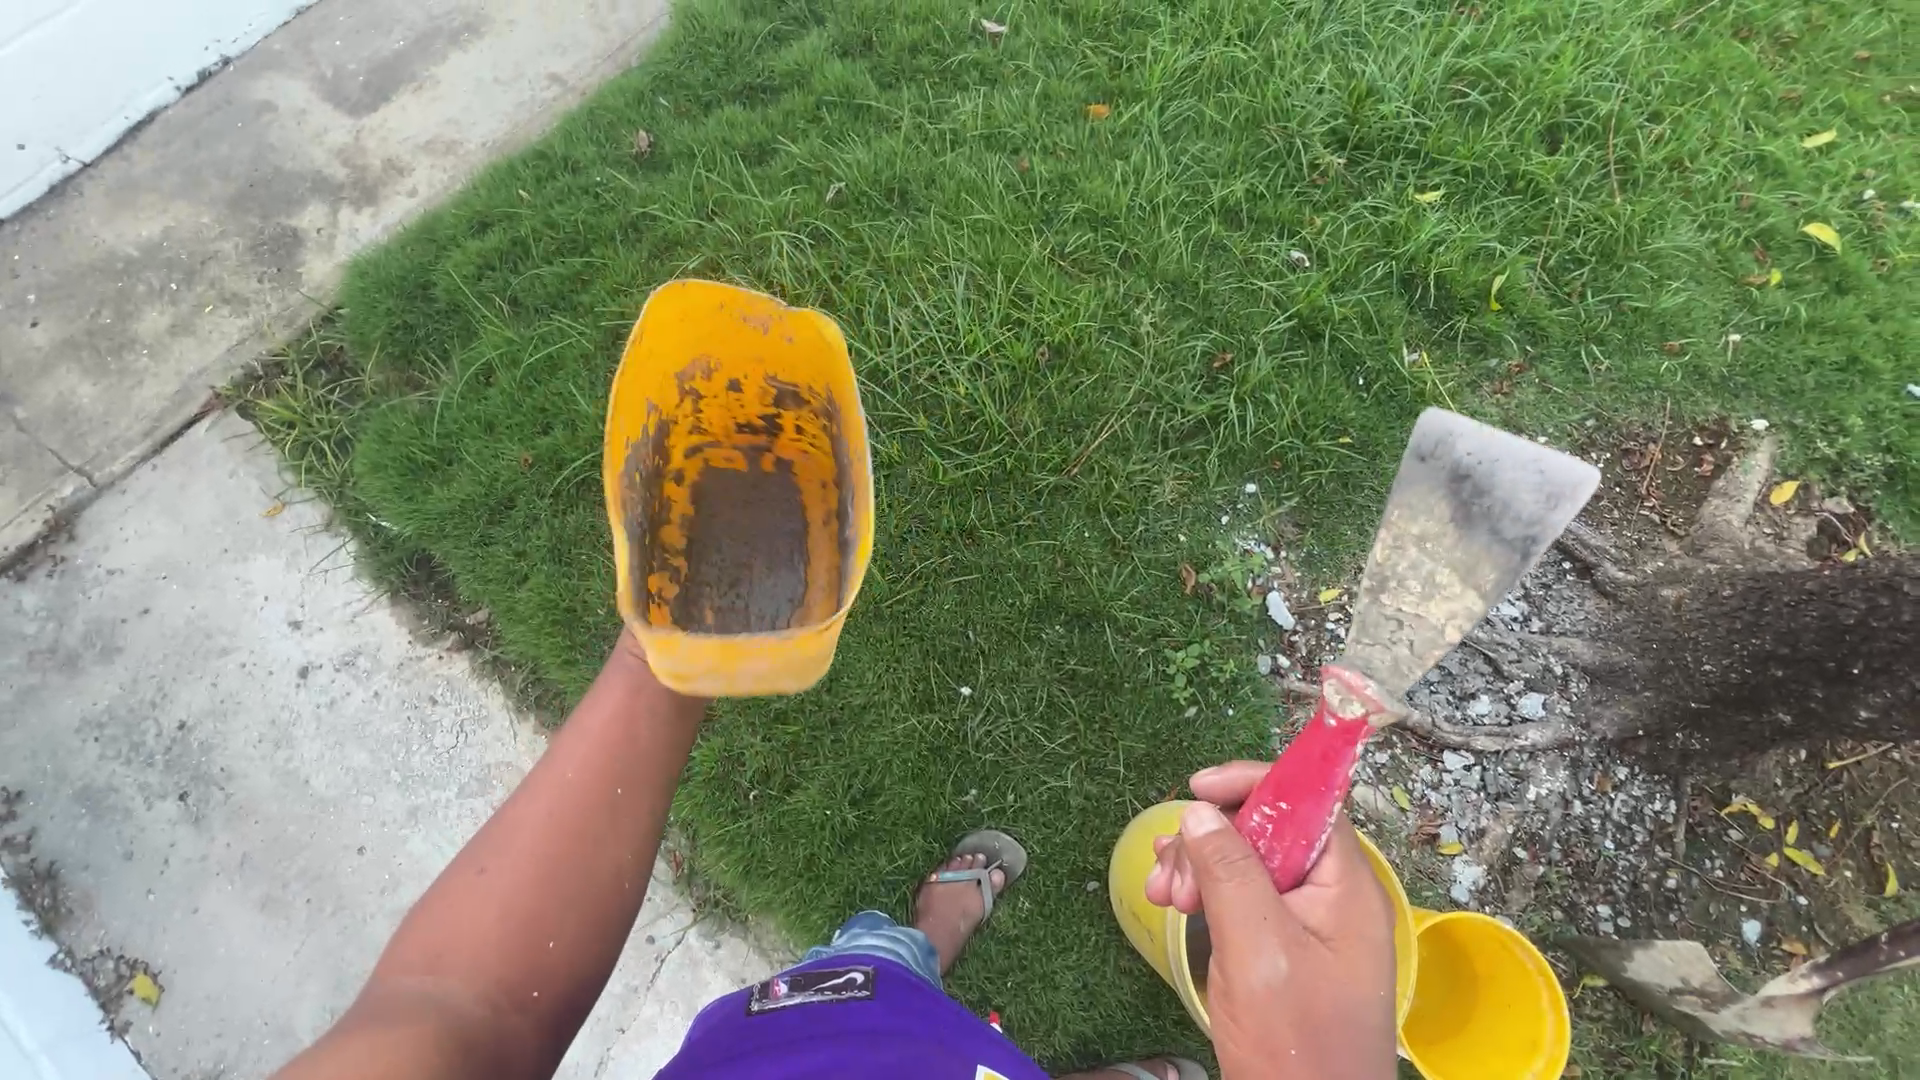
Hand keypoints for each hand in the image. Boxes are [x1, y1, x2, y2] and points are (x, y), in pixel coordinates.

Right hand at [1144, 762, 1396, 1079]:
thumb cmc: (1294, 1042)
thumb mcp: (1257, 950)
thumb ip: (1230, 872)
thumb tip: (1198, 810)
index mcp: (1345, 888)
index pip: (1308, 803)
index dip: (1254, 783)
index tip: (1197, 788)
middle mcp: (1329, 895)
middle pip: (1267, 828)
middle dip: (1212, 836)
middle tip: (1170, 872)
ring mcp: (1304, 921)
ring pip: (1244, 858)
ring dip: (1198, 864)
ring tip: (1163, 894)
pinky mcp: (1279, 943)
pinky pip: (1237, 891)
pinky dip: (1201, 888)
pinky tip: (1171, 900)